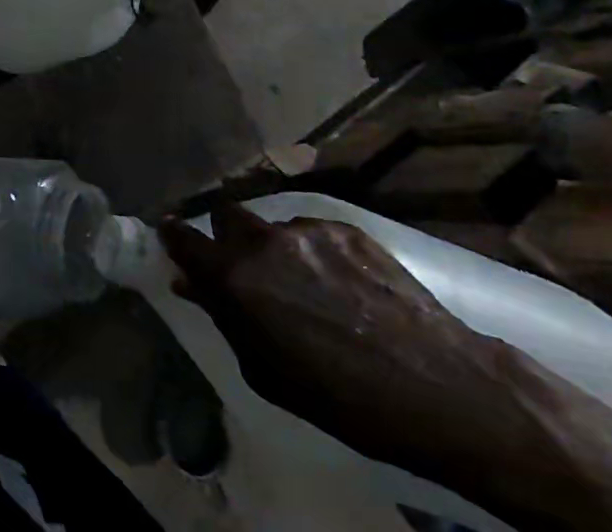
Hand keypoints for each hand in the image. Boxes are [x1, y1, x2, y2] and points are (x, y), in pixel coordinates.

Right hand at [160, 206, 536, 478]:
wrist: (438, 385)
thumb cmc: (339, 395)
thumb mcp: (264, 370)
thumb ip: (222, 318)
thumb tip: (191, 284)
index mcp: (234, 278)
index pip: (183, 238)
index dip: (174, 237)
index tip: (173, 240)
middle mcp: (264, 242)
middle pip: (226, 216)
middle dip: (226, 237)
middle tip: (245, 269)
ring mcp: (308, 229)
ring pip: (272, 225)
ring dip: (274, 247)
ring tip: (305, 284)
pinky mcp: (347, 227)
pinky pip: (312, 230)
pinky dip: (313, 251)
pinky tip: (341, 285)